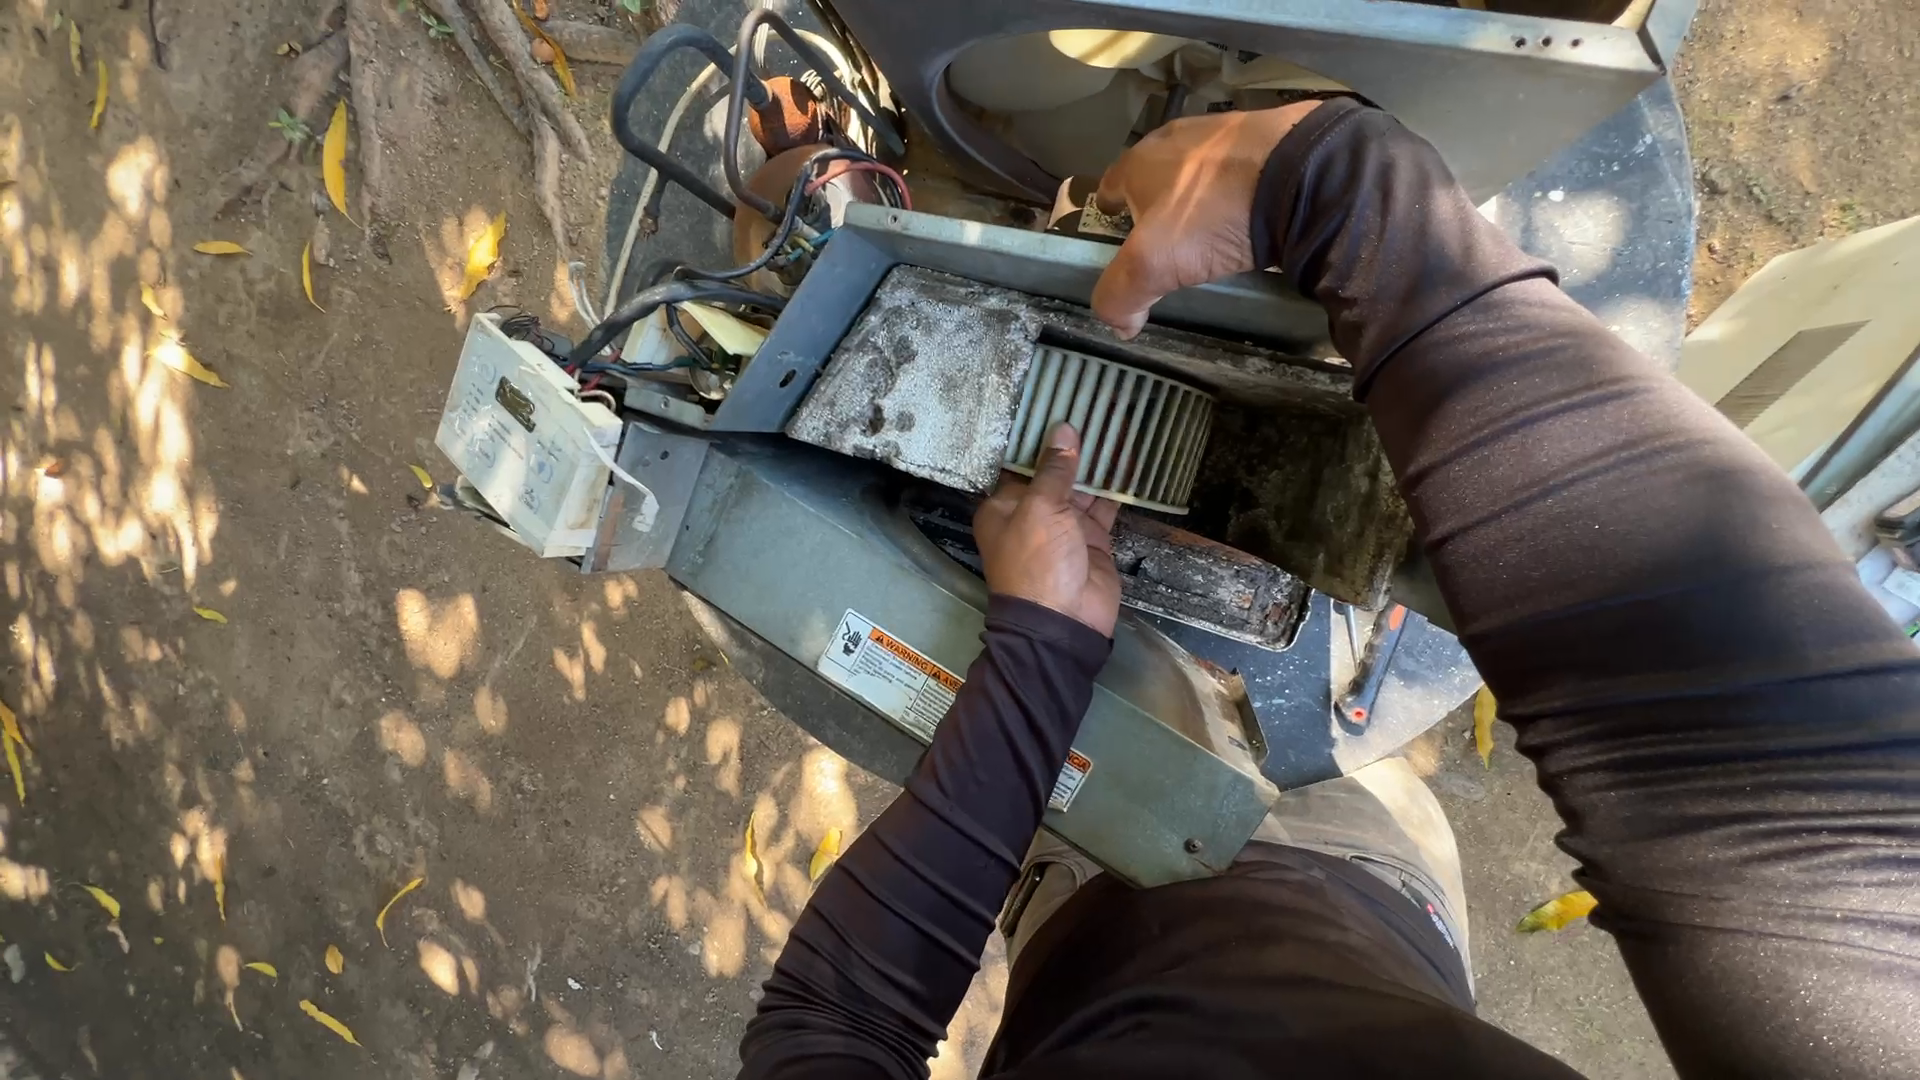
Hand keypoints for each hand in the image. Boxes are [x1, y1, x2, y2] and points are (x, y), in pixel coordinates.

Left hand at [974, 424, 1121, 635]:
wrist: (1064, 623)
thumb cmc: (1037, 563)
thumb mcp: (1039, 510)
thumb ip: (1054, 470)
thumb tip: (1063, 430)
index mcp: (1003, 507)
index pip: (1019, 463)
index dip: (1037, 436)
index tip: (1056, 403)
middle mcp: (1031, 513)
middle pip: (1053, 471)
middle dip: (1073, 444)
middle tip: (1094, 405)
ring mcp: (1064, 527)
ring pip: (1082, 486)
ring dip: (1097, 460)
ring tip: (1116, 421)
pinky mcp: (1092, 539)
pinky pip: (1104, 506)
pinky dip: (1116, 486)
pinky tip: (1130, 458)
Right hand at [1091, 100, 1326, 337]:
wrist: (1303, 174)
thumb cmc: (1209, 213)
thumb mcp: (1150, 265)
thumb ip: (1119, 297)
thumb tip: (1119, 326)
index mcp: (1140, 161)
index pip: (1107, 188)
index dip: (1106, 217)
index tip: (1115, 241)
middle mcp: (1178, 138)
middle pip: (1152, 179)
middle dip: (1151, 209)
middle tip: (1162, 245)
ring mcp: (1225, 134)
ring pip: (1195, 174)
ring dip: (1195, 200)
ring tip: (1205, 235)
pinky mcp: (1269, 138)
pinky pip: (1238, 172)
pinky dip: (1235, 193)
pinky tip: (1244, 218)